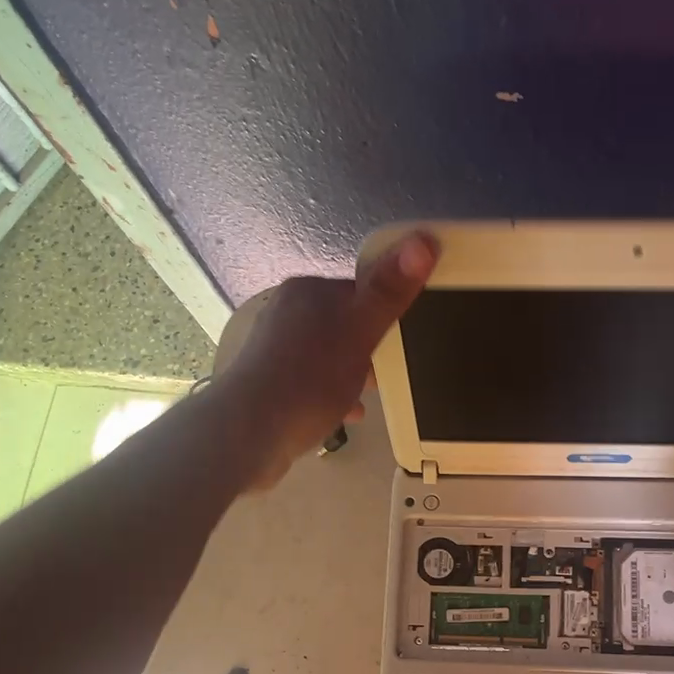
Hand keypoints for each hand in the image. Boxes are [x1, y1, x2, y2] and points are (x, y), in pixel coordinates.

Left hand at [210, 232, 437, 487]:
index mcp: (308, 291)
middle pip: (343, 323)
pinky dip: (330, 394)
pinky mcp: (268, 383)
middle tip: (385, 374)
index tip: (400, 342)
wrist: (249, 433)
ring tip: (366, 395)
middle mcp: (286, 311)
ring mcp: (274, 348)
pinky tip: (344, 414)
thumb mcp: (360, 332)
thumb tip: (423, 240)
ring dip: (350, 373)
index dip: (384, 315)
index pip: (359, 290)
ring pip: (327, 354)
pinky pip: (311, 382)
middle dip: (367, 348)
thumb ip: (389, 291)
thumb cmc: (310, 379)